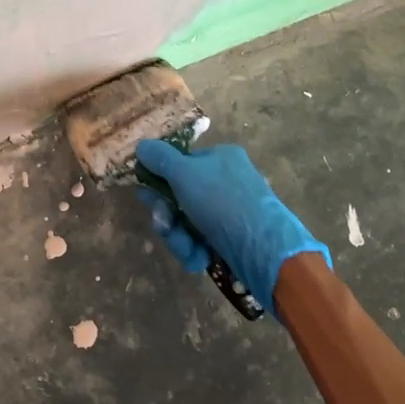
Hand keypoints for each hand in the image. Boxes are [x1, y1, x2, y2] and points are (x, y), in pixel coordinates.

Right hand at [134, 139, 331, 315]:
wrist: (263, 249)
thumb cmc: (222, 202)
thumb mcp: (185, 173)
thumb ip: (160, 159)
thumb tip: (142, 145)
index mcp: (221, 158)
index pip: (181, 165)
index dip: (160, 181)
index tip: (144, 195)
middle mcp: (227, 182)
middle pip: (180, 197)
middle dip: (168, 216)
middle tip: (165, 225)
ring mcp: (230, 212)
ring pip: (187, 223)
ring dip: (179, 237)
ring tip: (188, 247)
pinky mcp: (232, 240)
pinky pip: (201, 242)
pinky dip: (195, 250)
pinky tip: (199, 258)